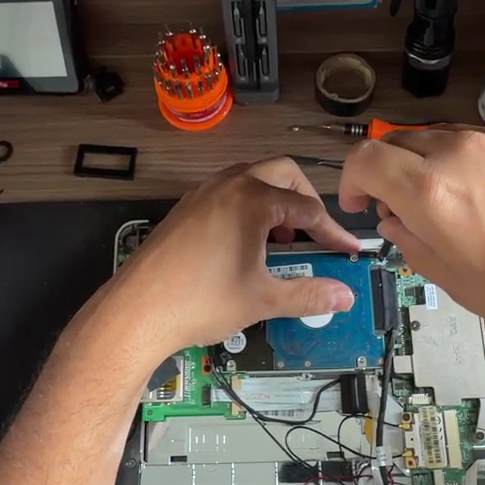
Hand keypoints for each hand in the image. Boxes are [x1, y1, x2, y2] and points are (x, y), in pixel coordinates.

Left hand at [93, 157, 362, 363]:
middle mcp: (228, 184)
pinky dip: (248, 207)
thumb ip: (309, 294)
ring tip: (283, 239)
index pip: (309, 208)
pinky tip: (247, 244)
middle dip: (306, 199)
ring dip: (275, 200)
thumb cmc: (201, 301)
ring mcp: (202, 193)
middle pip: (282, 173)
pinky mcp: (185, 208)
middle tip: (316, 233)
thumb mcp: (263, 299)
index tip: (348, 251)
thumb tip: (344, 296)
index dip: (333, 232)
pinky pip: (228, 192)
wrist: (137, 310)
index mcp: (252, 198)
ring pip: (252, 178)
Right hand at [337, 127, 484, 370]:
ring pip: (438, 140)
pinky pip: (478, 144)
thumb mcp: (459, 285)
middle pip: (398, 143)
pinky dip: (464, 165)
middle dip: (386, 174)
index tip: (359, 204)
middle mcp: (459, 152)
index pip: (365, 159)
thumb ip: (413, 243)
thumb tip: (398, 222)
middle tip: (398, 212)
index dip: (350, 182)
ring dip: (425, 167)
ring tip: (448, 211)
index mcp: (431, 190)